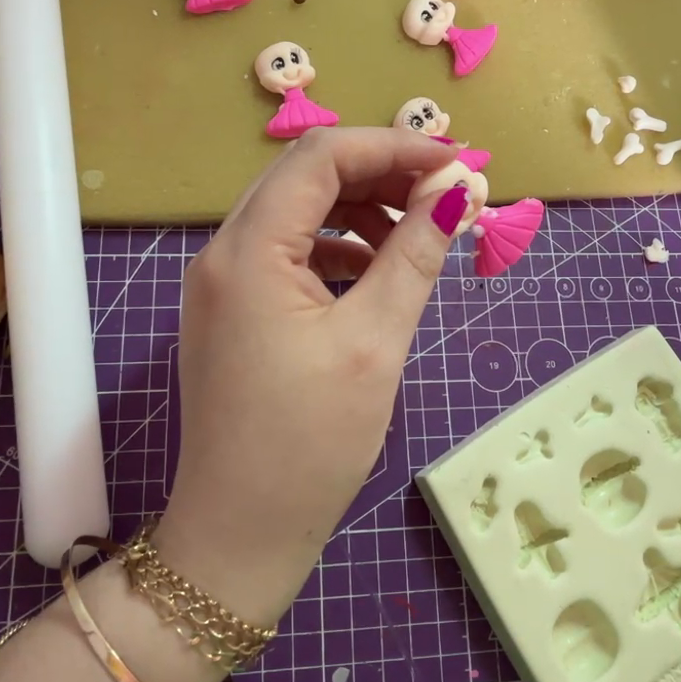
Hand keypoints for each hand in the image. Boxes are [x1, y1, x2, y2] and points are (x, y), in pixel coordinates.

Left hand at [155, 128, 465, 626]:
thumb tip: (458, 191)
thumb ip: (414, 254)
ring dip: (360, 209)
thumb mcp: (374, 343)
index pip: (321, 158)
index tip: (458, 164)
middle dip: (380, 173)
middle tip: (448, 193)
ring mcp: (222, 282)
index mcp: (248, 250)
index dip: (394, 146)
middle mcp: (223, 252)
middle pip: (306, 177)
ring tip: (420, 234)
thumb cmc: (309, 444)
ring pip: (297, 212)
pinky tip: (376, 272)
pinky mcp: (232, 310)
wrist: (239, 534)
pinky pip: (287, 252)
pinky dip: (336, 247)